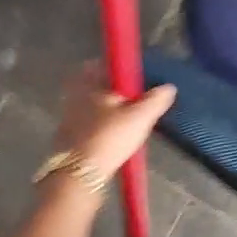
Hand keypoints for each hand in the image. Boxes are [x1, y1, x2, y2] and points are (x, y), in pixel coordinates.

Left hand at [53, 64, 176, 180]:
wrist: (79, 171)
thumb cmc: (109, 136)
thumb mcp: (139, 117)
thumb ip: (155, 100)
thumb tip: (169, 88)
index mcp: (88, 82)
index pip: (99, 64)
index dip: (116, 69)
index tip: (131, 78)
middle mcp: (74, 95)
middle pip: (94, 86)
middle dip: (111, 92)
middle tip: (131, 101)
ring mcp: (67, 116)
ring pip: (90, 107)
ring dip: (105, 112)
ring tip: (125, 123)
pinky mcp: (67, 136)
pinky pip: (86, 125)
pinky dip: (98, 128)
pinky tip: (111, 139)